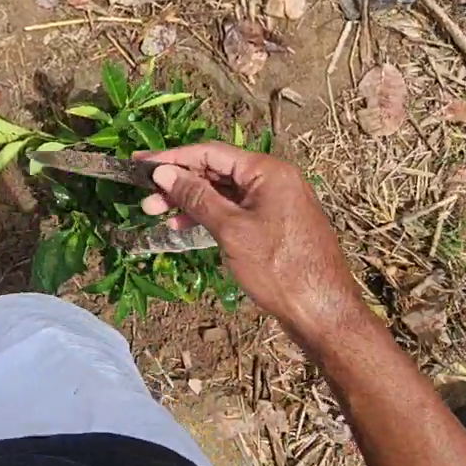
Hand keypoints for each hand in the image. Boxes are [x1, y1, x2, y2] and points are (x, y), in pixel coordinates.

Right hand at [141, 143, 364, 342]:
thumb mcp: (231, 229)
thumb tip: (164, 173)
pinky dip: (208, 216)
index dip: (172, 158)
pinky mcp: (272, 225)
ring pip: (222, 193)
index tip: (141, 164)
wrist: (324, 313)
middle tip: (145, 196)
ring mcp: (274, 203)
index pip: (210, 153)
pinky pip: (233, 210)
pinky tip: (183, 226)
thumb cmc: (279, 268)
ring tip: (156, 212)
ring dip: (189, 200)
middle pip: (215, 171)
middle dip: (178, 182)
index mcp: (267, 171)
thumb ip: (196, 197)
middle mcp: (273, 180)